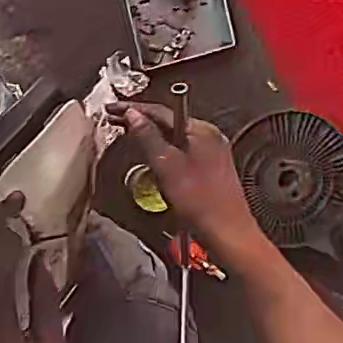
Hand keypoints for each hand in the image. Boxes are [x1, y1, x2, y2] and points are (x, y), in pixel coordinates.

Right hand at [109, 102, 268, 264]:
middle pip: (168, 122)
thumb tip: (133, 115)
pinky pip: (181, 150)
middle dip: (140, 120)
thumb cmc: (201, 203)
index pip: (162, 111)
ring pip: (174, 137)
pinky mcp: (209, 169)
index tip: (114, 108)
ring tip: (128, 133)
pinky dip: (162, 149)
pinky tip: (150, 155)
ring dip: (150, 135)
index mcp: (202, 131)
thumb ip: (148, 137)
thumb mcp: (166, 165)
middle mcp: (210, 137)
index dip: (134, 108)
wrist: (227, 234)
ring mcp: (211, 153)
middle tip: (115, 118)